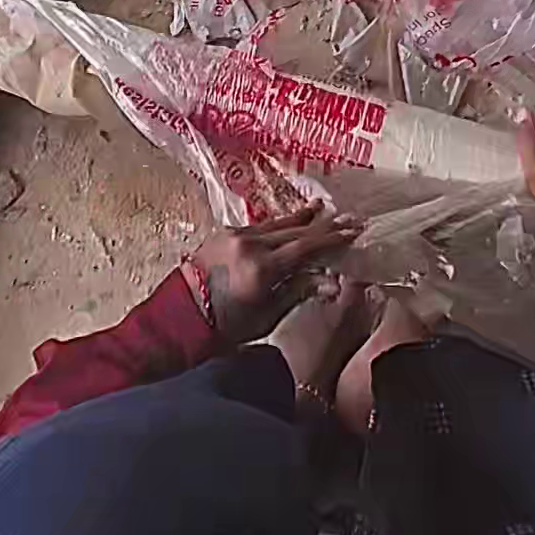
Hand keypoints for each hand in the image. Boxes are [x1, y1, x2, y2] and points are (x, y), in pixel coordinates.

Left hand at [187, 201, 361, 344]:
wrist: (180, 315)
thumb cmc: (226, 327)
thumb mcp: (266, 317)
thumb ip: (298, 293)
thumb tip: (333, 282)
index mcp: (261, 268)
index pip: (306, 247)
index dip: (332, 239)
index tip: (354, 232)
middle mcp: (249, 245)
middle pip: (294, 231)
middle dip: (323, 225)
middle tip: (349, 218)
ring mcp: (235, 235)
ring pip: (276, 224)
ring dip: (301, 218)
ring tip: (322, 208)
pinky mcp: (225, 233)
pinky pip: (260, 226)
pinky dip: (278, 224)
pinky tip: (291, 220)